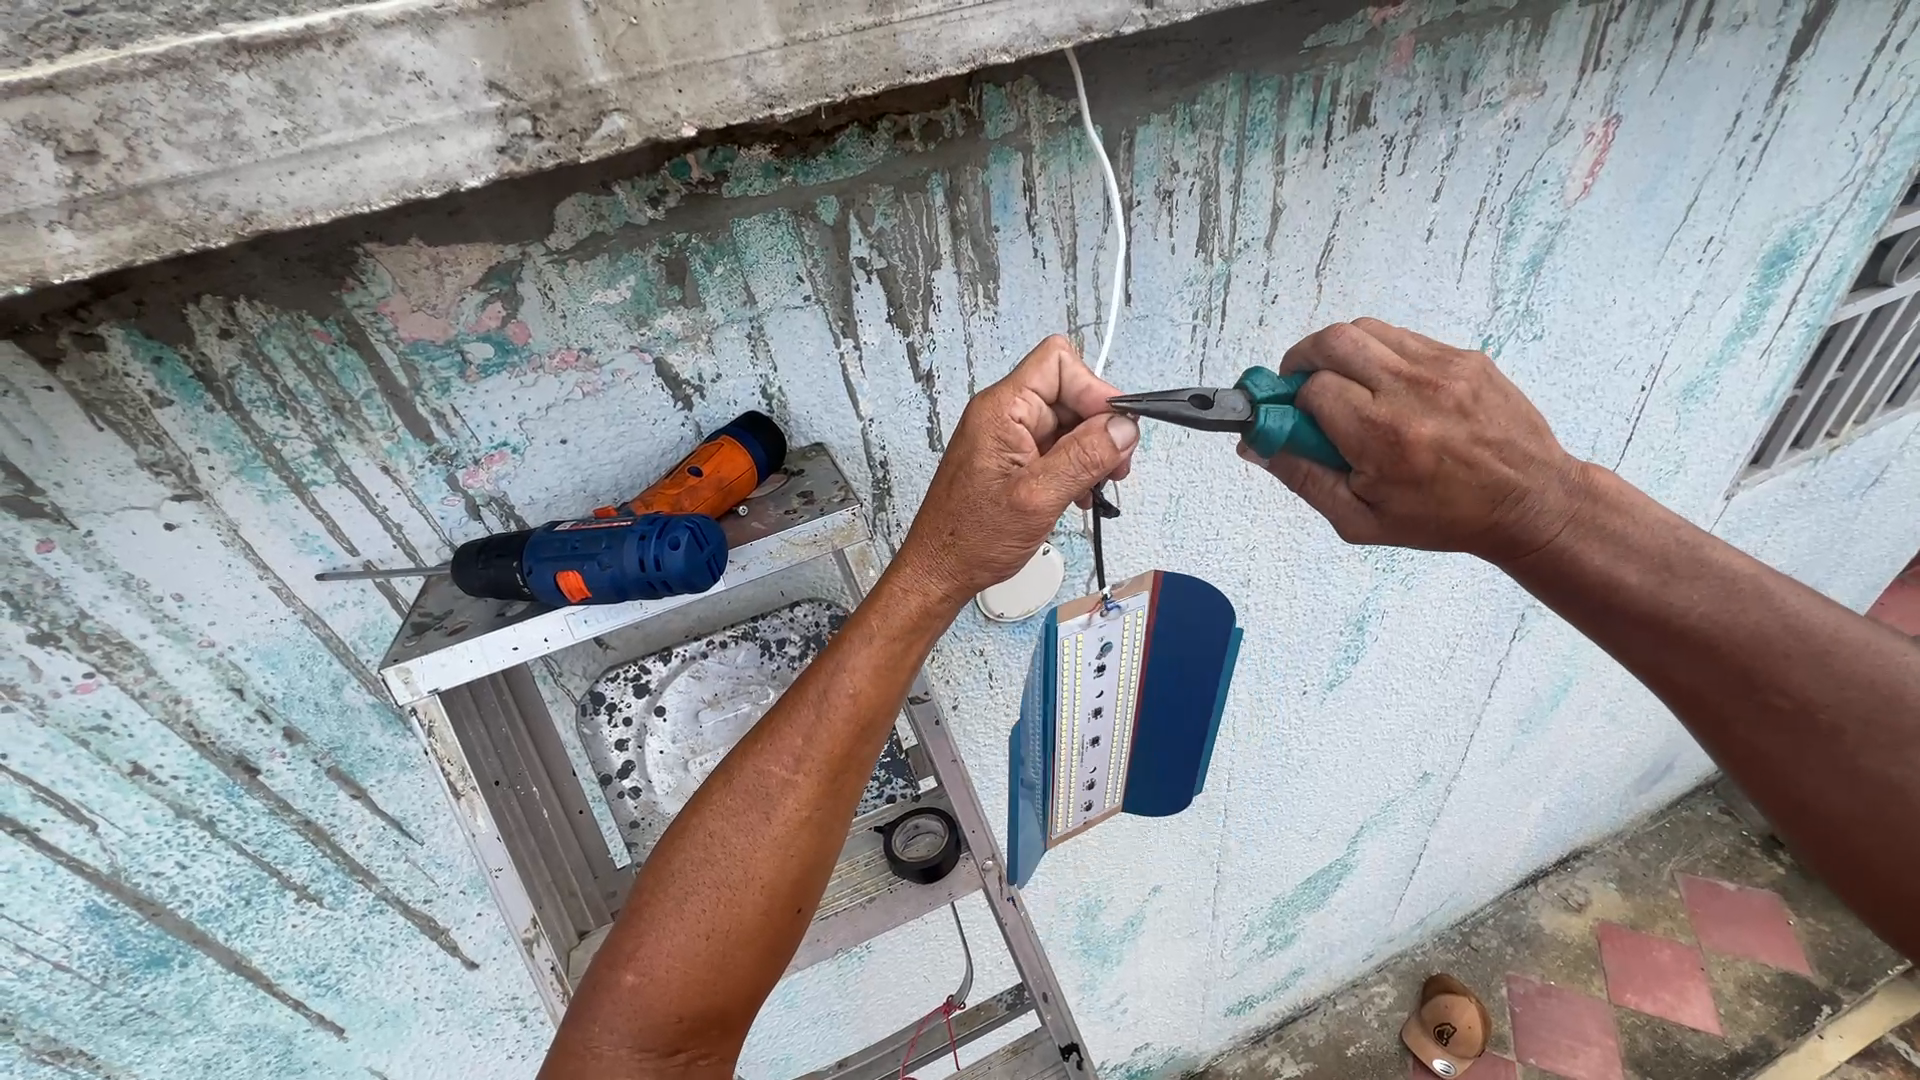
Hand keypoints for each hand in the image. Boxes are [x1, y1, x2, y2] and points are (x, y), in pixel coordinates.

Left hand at [894, 335, 1138, 604]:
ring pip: (1067, 423)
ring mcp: (1007, 437)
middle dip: (1099, 427)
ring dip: (1091, 452)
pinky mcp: (1012, 459)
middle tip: (1115, 467)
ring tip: (1096, 486)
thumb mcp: (1038, 497)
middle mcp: (1002, 415)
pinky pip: (1056, 447)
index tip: (1114, 429)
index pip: (1058, 364)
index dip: (1093, 391)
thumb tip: (1123, 428)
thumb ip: (1084, 458)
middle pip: (1069, 393)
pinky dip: (1076, 467)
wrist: (941, 569)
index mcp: (1001, 410)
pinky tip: (1080, 494)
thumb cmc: (970, 538)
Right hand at [1241, 319, 1590, 564]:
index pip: (1312, 388)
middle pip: (1332, 341)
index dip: (1293, 403)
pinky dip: (1377, 356)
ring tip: (1342, 385)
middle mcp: (1410, 390)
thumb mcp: (1357, 518)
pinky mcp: (1464, 357)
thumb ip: (1301, 477)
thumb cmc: (1441, 518)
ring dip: (1338, 352)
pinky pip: (1402, 338)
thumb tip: (1255, 445)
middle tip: (1300, 386)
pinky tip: (1384, 389)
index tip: (1293, 420)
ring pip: (1365, 330)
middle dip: (1303, 360)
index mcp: (1381, 435)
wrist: (1529, 501)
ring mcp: (1443, 367)